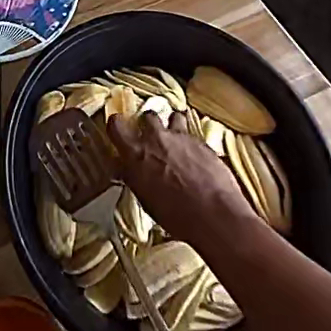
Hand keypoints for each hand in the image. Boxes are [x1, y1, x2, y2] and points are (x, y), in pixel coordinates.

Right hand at [108, 111, 258, 248]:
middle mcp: (156, 139)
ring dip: (173, 125)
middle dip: (149, 123)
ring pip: (173, 117)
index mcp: (136, 153)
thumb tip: (125, 169)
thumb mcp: (145, 198)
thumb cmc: (175, 215)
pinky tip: (195, 155)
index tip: (120, 129)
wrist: (213, 214)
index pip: (116, 124)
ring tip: (176, 139)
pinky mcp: (202, 141)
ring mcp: (181, 138)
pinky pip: (192, 133)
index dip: (117, 124)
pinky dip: (190, 141)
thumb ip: (133, 176)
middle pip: (148, 115)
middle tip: (151, 136)